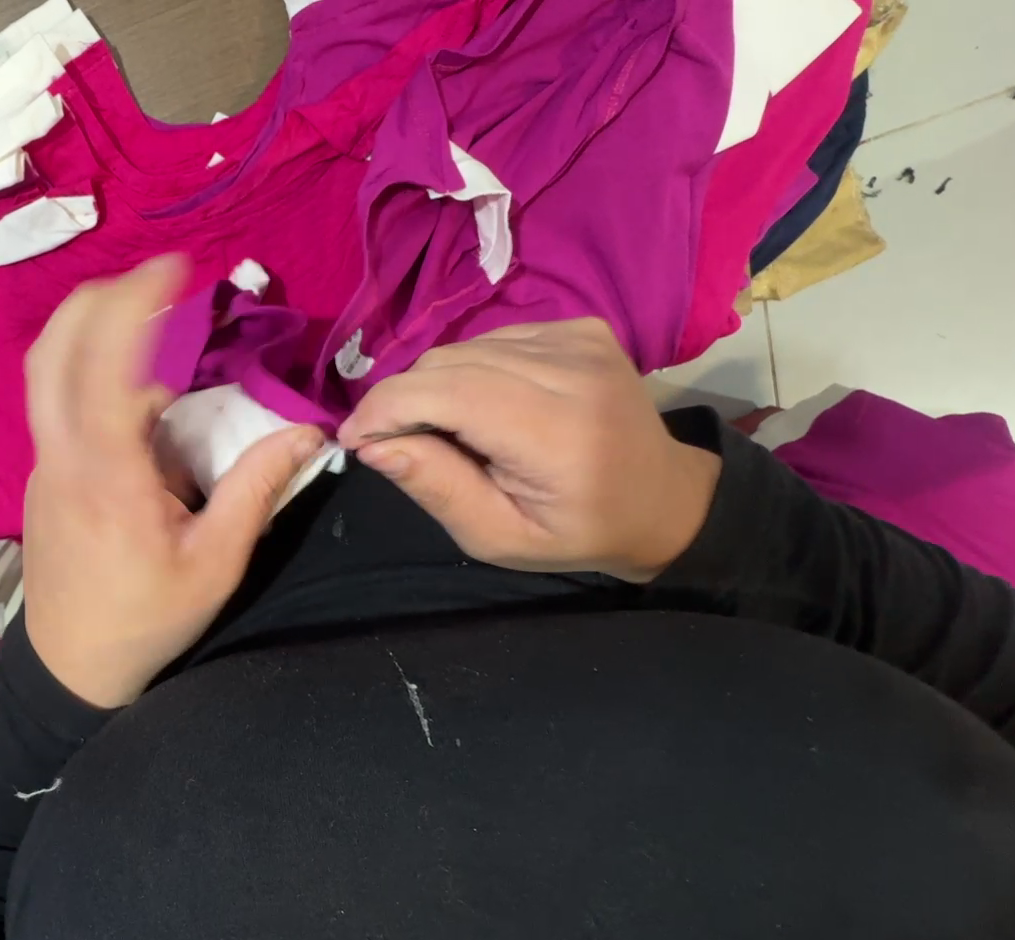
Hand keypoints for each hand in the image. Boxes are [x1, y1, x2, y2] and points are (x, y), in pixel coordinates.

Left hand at [22, 256, 326, 707]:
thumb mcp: (215, 564)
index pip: (105, 365)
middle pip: (52, 353)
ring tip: (155, 339)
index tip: (173, 269)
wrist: (71, 668)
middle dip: (96, 300)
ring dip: (95, 342)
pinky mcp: (42, 482)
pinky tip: (140, 410)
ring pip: (51, 380)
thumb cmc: (146, 621)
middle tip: (152, 281)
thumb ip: (255, 490)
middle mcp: (61, 458)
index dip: (134, 303)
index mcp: (106, 475)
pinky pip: (60, 413)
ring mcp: (43, 468)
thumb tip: (306, 432)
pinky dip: (93, 385)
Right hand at [335, 318, 721, 582]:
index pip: (444, 393)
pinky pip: (487, 340)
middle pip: (444, 365)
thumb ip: (435, 488)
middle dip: (398, 402)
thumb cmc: (574, 531)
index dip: (384, 408)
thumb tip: (372, 445)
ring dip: (429, 388)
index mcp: (556, 431)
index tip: (352, 439)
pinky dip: (463, 372)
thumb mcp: (495, 537)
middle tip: (391, 443)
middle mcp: (571, 369)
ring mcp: (577, 339)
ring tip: (440, 429)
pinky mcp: (577, 327)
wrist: (662, 500)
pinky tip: (479, 405)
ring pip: (459, 349)